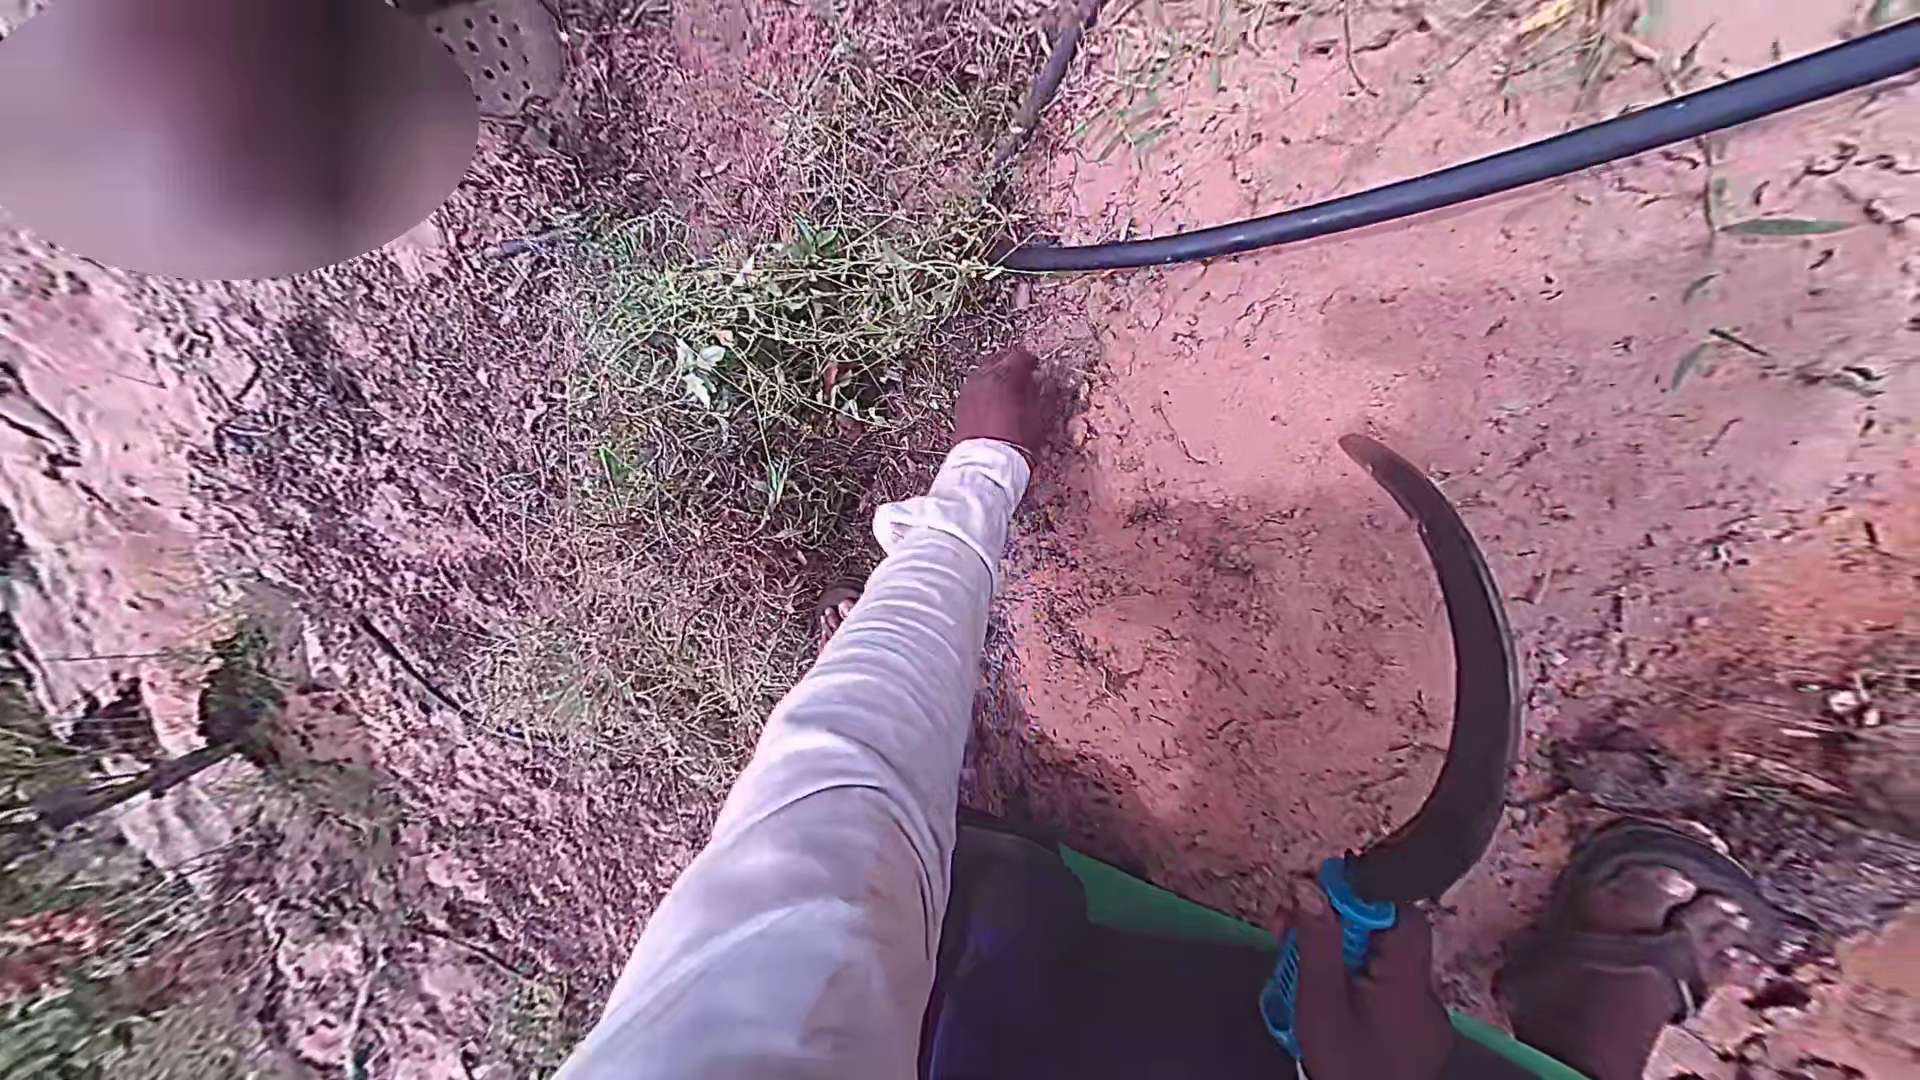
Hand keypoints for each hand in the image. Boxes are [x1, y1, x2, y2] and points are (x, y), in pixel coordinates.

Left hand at [952, 346, 1047, 458]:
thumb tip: (1044, 382)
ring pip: (984, 373)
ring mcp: (969, 390)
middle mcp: (984, 378)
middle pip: (999, 359)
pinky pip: (974, 389)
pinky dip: (984, 390)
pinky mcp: (960, 405)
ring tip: (1006, 391)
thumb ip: (1042, 393)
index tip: (1036, 369)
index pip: (1021, 356)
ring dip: (995, 377)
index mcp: (1006, 376)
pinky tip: (991, 403)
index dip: (1031, 362)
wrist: (988, 465)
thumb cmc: (1016, 442)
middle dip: (1011, 366)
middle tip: (1022, 377)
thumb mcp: (1039, 416)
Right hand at [1289, 884, 1455, 1079]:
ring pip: (1379, 956)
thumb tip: (1308, 885)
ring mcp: (1422, 1016)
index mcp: (1409, 986)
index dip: (1366, 894)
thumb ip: (1317, 940)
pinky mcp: (1412, 1031)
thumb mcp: (1319, 1000)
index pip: (1405, 917)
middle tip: (1290, 917)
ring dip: (1335, 941)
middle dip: (1335, 916)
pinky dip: (1349, 968)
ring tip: (1290, 945)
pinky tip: (1316, 975)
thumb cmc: (1342, 1063)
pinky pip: (1381, 980)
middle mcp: (1426, 997)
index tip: (1323, 888)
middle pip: (1386, 934)